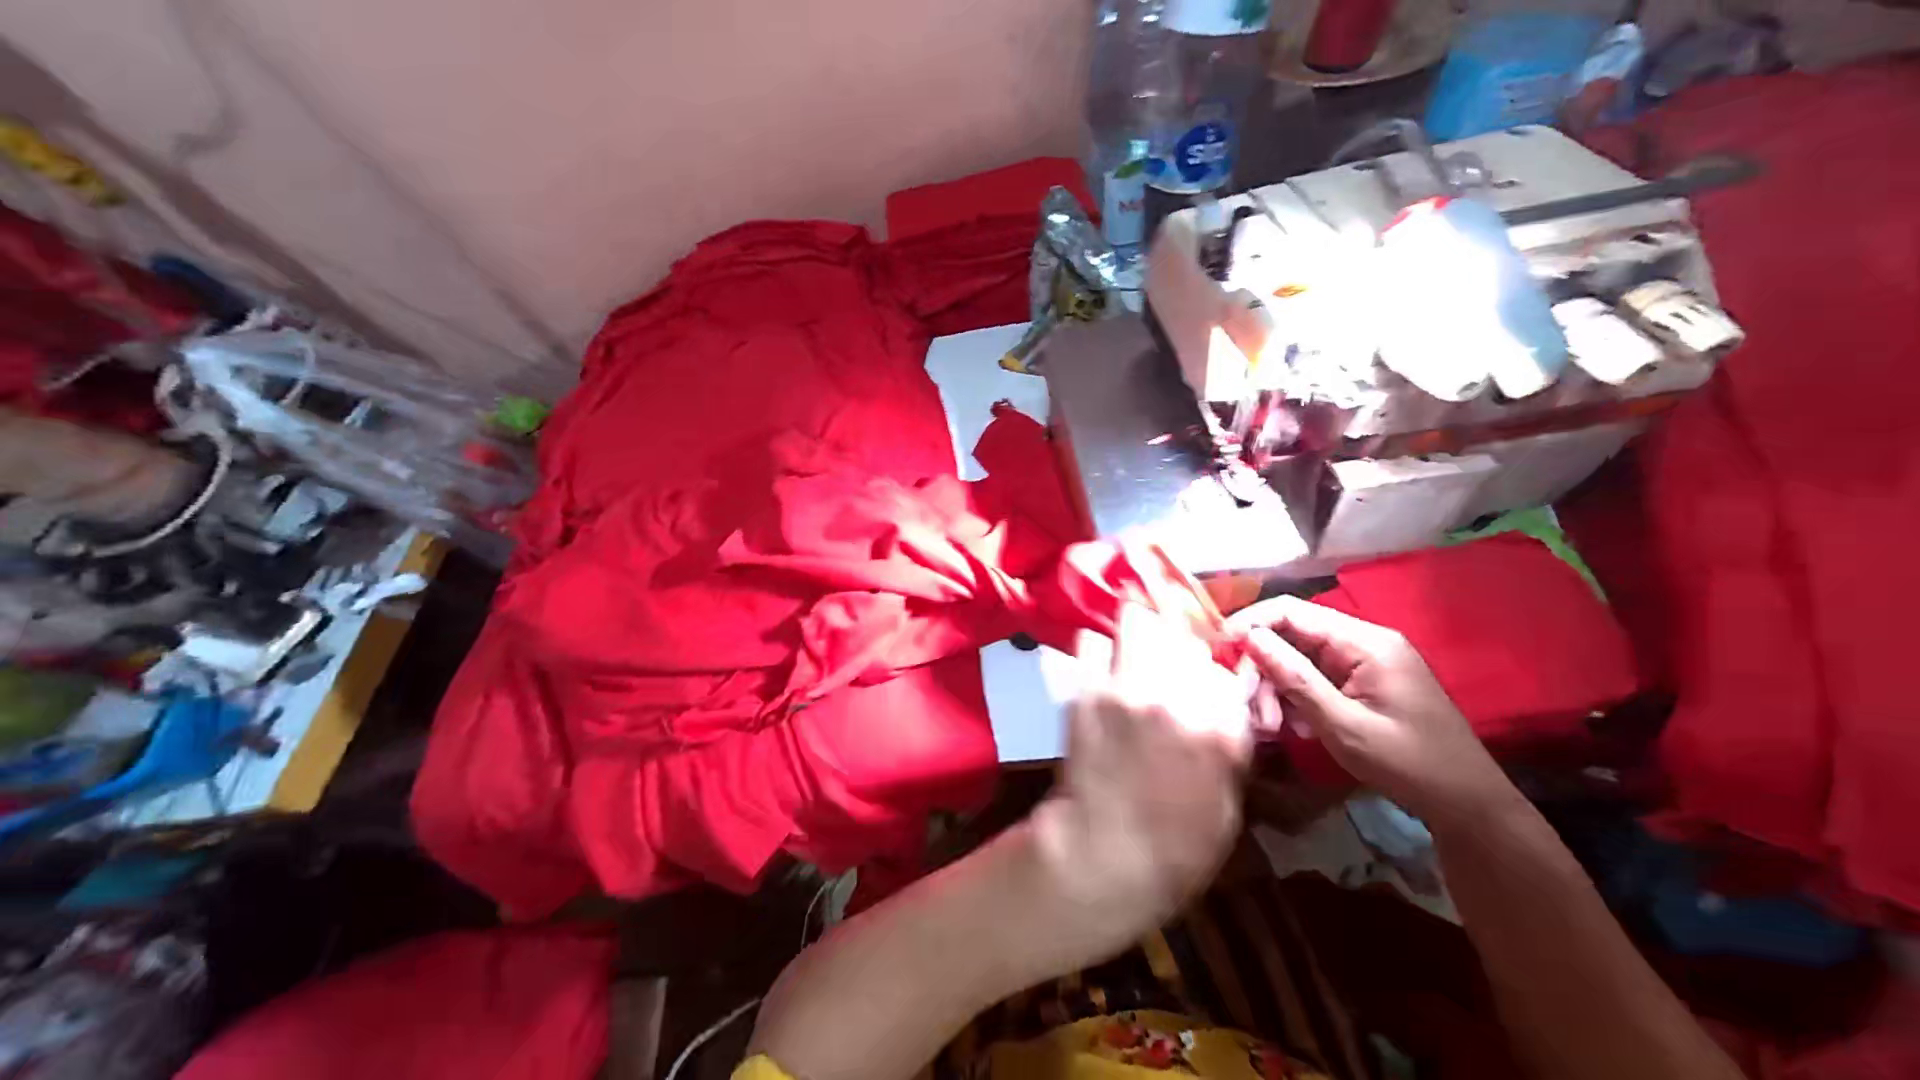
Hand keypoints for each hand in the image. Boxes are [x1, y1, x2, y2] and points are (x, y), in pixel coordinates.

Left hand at [1027, 603, 1253, 964]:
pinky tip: (1102, 672)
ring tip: (1133, 655)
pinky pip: (1092, 643)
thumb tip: (1224, 705)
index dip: (1211, 672)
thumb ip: (1230, 740)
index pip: (1223, 667)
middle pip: (1181, 634)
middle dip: (1176, 644)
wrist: (1102, 853)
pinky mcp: (1086, 689)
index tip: (1200, 681)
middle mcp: (1177, 694)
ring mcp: (1127, 686)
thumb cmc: (1176, 846)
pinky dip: (1099, 651)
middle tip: (1165, 663)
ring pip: (1137, 621)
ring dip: (1138, 634)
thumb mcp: (1228, 799)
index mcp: (1221, 725)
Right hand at [1228, 596, 1510, 824]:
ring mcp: (1365, 661)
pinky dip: (1297, 698)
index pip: (1292, 611)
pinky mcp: (1363, 681)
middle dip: (1264, 669)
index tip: (1220, 651)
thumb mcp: (1342, 724)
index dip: (1251, 624)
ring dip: (1277, 688)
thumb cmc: (1408, 764)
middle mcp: (1364, 641)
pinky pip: (1315, 676)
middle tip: (1253, 712)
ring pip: (1299, 658)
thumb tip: (1248, 637)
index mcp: (1366, 642)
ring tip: (1274, 728)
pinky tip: (1296, 728)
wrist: (1467, 804)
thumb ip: (1294, 677)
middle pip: (1292, 635)